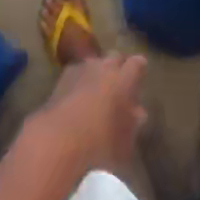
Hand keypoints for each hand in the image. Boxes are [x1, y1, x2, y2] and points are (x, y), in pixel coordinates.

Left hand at [29, 52, 148, 171]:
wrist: (59, 138)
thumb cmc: (101, 143)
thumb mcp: (125, 141)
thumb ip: (133, 123)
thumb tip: (137, 113)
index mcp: (124, 79)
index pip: (137, 63)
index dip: (139, 69)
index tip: (140, 76)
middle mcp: (104, 66)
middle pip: (115, 57)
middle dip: (118, 66)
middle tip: (119, 84)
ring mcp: (82, 68)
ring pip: (94, 62)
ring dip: (98, 72)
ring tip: (97, 90)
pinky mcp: (62, 76)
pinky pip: (77, 72)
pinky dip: (80, 80)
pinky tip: (77, 97)